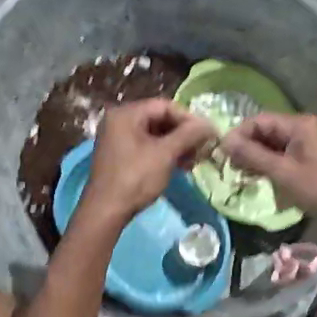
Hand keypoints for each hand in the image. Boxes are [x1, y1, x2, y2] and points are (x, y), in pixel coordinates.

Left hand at [81, 99, 216, 225]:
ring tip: (194, 159)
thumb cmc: (135, 178)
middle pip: (159, 119)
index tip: (207, 134)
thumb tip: (210, 124)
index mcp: (126, 114)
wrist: (106, 211)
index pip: (165, 106)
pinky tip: (180, 165)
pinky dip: (164, 153)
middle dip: (183, 133)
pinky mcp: (120, 155)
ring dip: (176, 145)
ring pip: (154, 134)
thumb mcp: (165, 154)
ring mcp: (117, 138)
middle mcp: (119, 121)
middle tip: (203, 148)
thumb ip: (188, 135)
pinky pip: (146, 146)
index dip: (189, 118)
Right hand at [220, 113, 316, 222]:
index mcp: (300, 124)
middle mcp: (305, 126)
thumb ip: (252, 155)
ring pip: (274, 142)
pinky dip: (270, 161)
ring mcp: (309, 140)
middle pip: (267, 129)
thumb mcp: (281, 173)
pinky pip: (284, 152)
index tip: (223, 153)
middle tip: (230, 166)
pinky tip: (259, 175)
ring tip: (242, 173)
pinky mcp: (311, 155)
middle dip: (247, 146)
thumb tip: (225, 141)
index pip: (260, 120)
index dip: (239, 134)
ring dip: (257, 155)